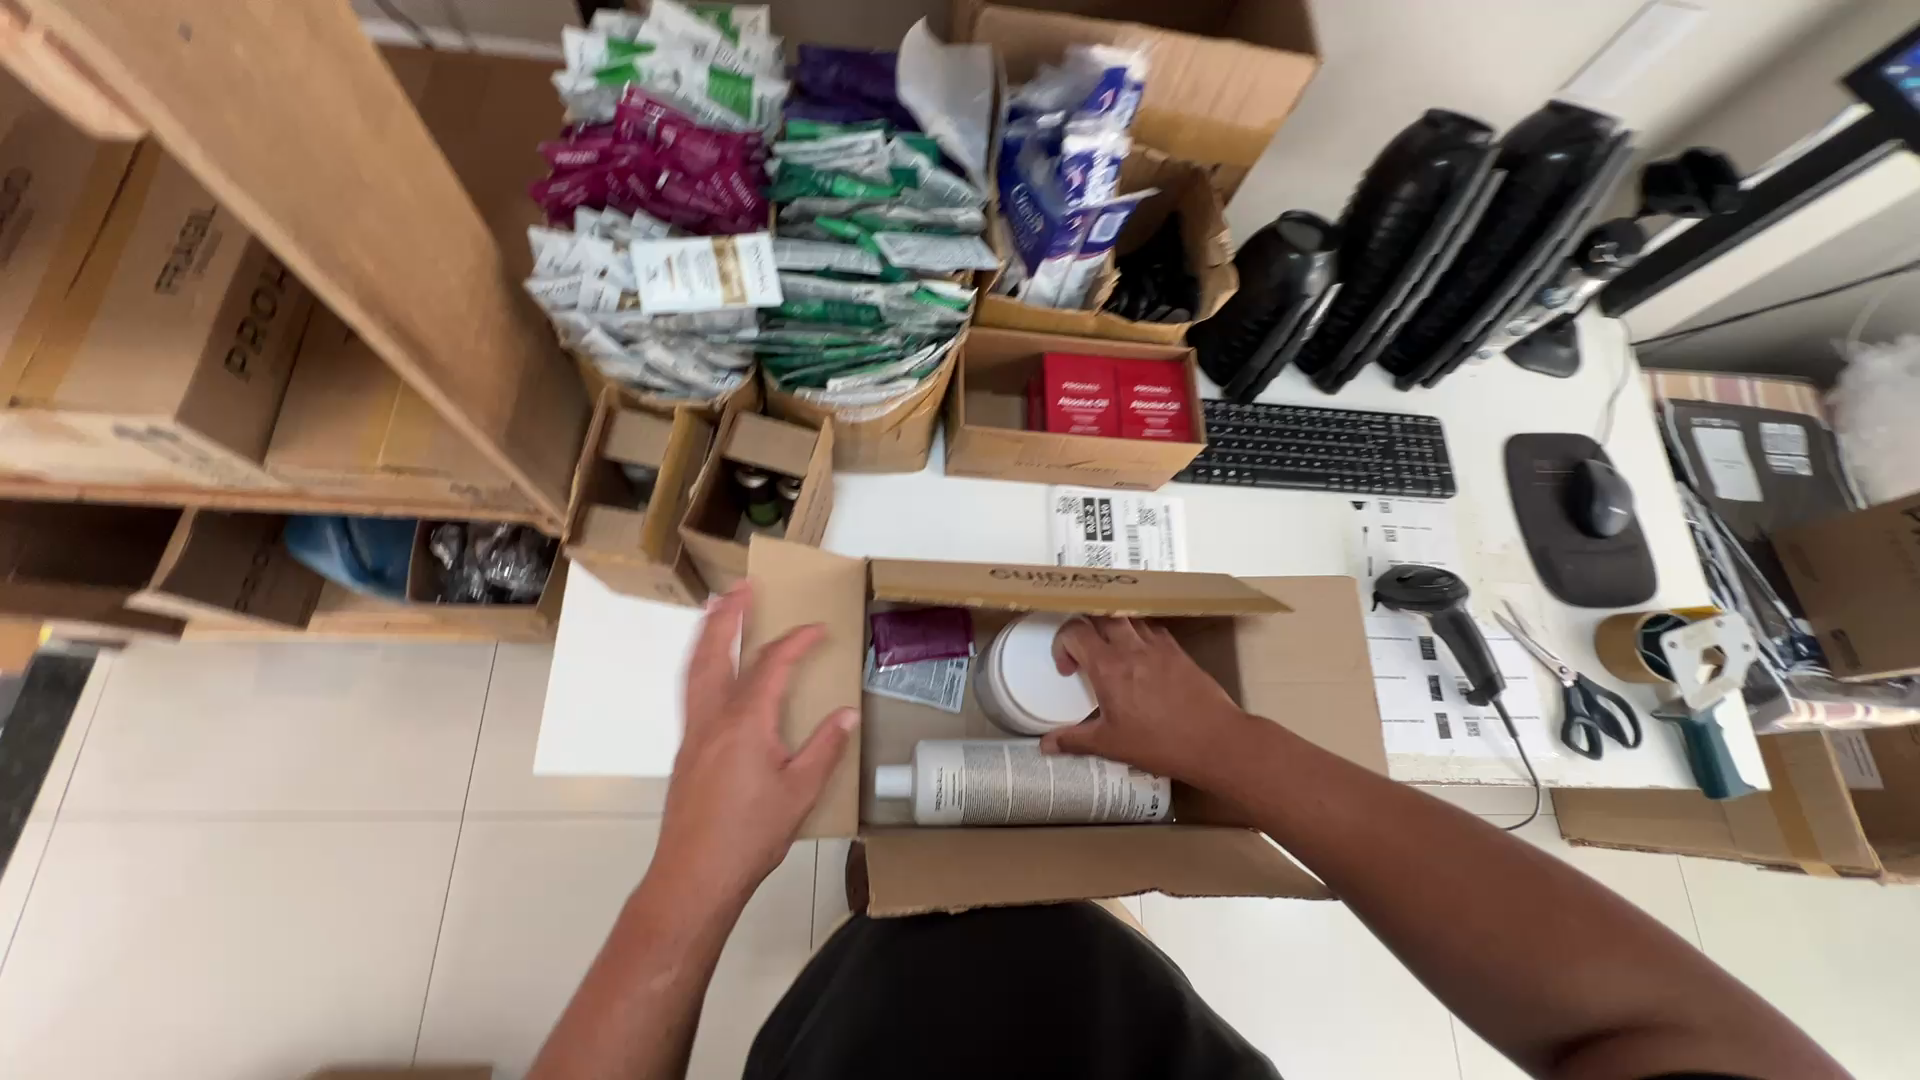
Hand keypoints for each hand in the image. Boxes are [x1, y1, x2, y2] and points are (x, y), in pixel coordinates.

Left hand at [648, 583, 857, 908]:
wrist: (694, 877)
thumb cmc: (750, 836)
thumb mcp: (801, 792)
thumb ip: (825, 748)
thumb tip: (846, 715)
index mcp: (746, 723)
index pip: (771, 665)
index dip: (796, 641)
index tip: (818, 629)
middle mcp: (713, 718)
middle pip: (714, 652)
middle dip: (729, 616)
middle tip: (742, 588)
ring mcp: (693, 733)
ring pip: (694, 669)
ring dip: (706, 635)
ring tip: (716, 611)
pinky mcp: (686, 750)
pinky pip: (690, 690)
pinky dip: (700, 663)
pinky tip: (710, 670)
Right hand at [1041, 616, 1265, 788]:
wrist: (1214, 741)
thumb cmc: (1159, 743)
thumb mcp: (1111, 744)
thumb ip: (1074, 740)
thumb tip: (1045, 745)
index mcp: (1108, 667)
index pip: (1075, 631)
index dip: (1063, 644)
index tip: (1068, 670)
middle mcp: (1131, 648)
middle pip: (1100, 615)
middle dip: (1086, 629)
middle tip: (1086, 654)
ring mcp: (1158, 646)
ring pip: (1128, 618)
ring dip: (1113, 628)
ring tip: (1113, 652)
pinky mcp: (1178, 651)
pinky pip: (1152, 629)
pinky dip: (1140, 634)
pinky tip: (1141, 657)